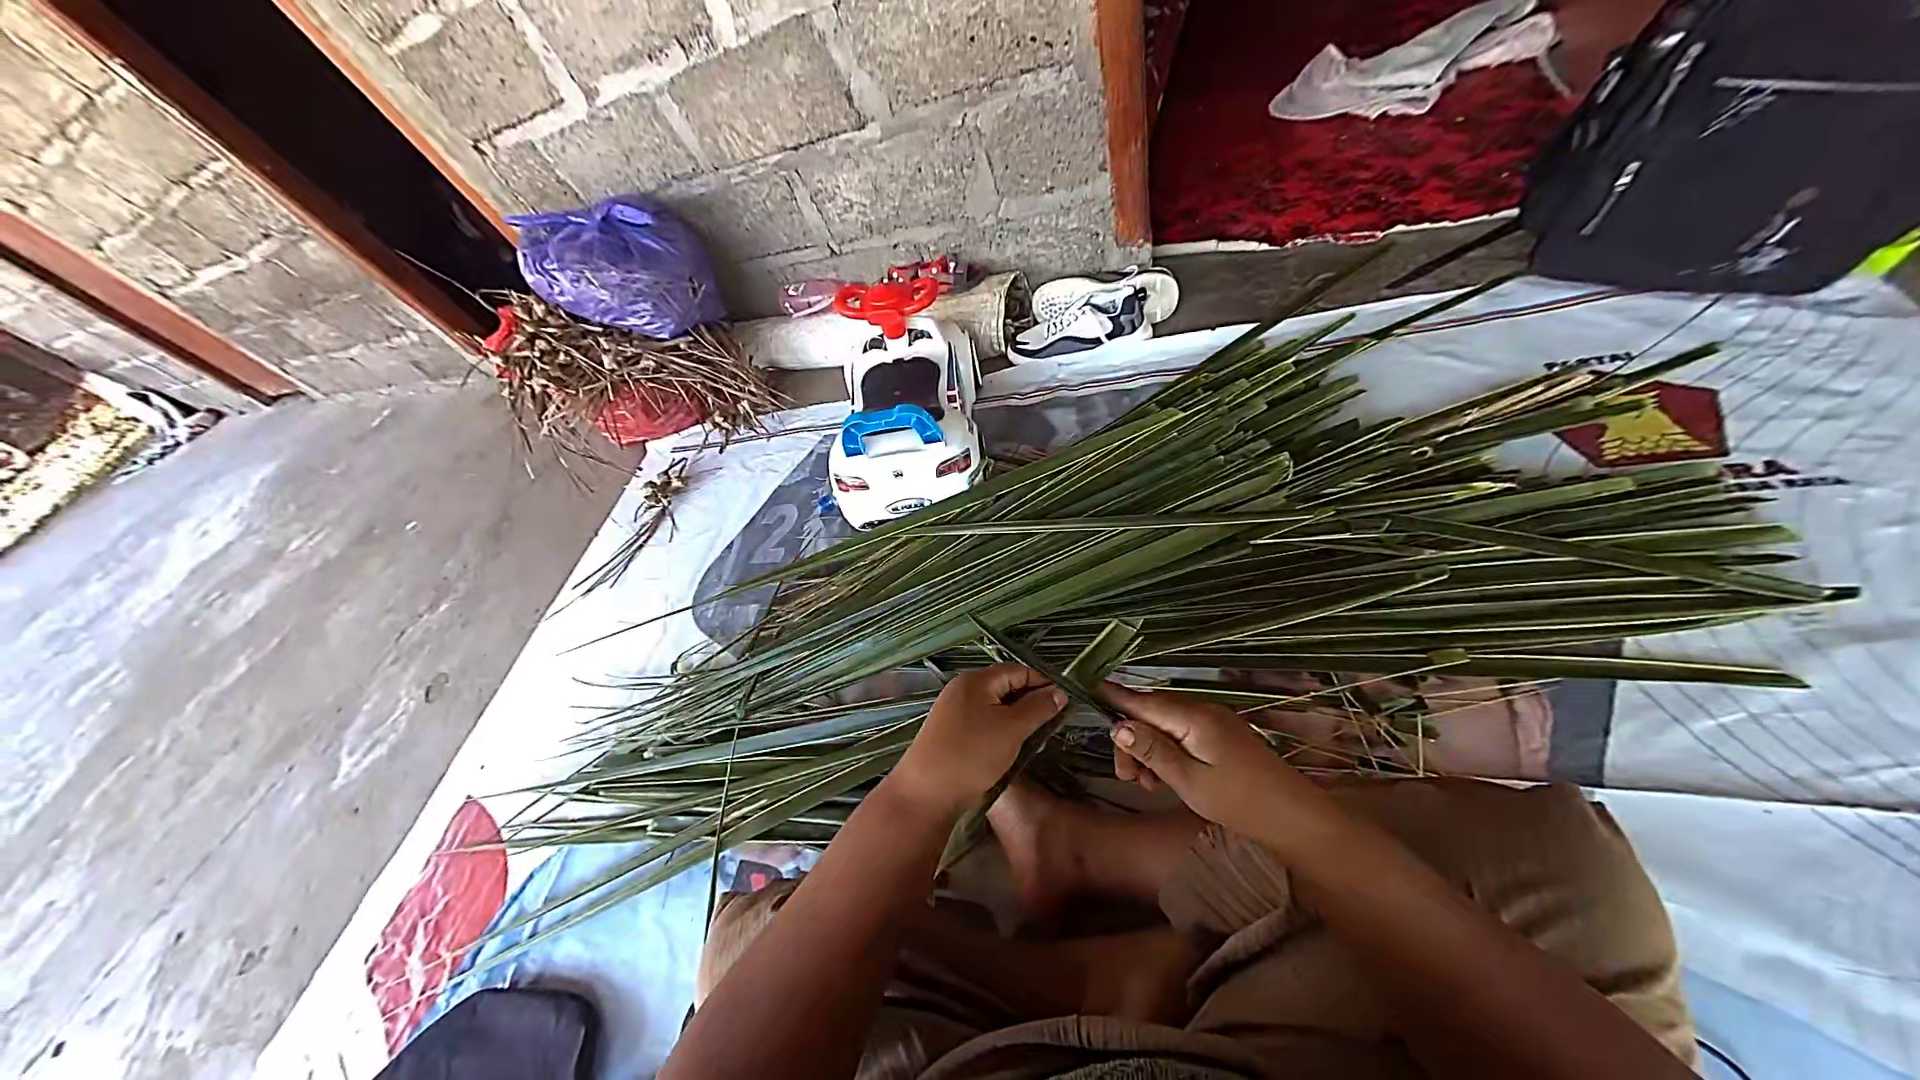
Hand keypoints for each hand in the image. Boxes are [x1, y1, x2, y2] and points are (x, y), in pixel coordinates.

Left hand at [886, 663, 1066, 818]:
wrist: (925, 792)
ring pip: (995, 705)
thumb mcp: (1012, 729)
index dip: (1044, 683)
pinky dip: (1001, 728)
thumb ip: (1038, 708)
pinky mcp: (950, 731)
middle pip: (1006, 686)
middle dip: (1032, 700)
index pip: (1019, 670)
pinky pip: (983, 720)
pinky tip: (1011, 745)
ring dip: (1017, 716)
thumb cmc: (971, 755)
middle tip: (1056, 721)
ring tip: (1037, 735)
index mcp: (976, 680)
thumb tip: (1059, 691)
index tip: (1066, 702)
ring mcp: (954, 710)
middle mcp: (963, 689)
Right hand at [1102, 683, 1328, 837]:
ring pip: (1165, 726)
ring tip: (1145, 784)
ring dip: (1148, 750)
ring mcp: (1214, 722)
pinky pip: (1181, 735)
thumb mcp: (1189, 781)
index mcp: (1193, 718)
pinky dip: (1166, 752)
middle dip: (1131, 740)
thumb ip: (1152, 751)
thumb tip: (1117, 725)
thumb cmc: (1241, 802)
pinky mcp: (1220, 736)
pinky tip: (1163, 778)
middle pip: (1151, 714)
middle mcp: (1202, 711)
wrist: (1296, 819)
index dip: (1115, 696)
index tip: (1088, 688)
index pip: (1143, 701)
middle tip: (1127, 778)